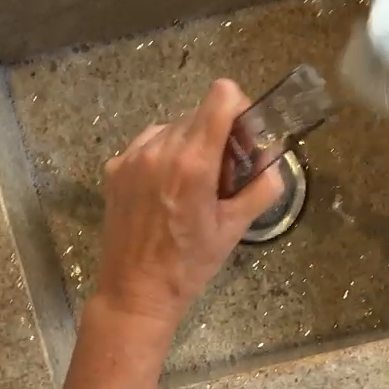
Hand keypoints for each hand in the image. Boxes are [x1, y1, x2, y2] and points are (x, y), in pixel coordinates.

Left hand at [94, 79, 286, 329]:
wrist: (136, 293)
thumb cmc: (187, 266)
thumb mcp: (234, 230)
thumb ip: (261, 189)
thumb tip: (273, 165)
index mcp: (193, 162)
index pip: (221, 96)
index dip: (240, 111)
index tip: (244, 143)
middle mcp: (159, 149)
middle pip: (200, 114)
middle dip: (218, 138)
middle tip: (223, 179)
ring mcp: (132, 157)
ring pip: (174, 129)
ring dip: (191, 147)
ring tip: (193, 188)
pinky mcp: (115, 169)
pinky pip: (148, 145)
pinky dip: (164, 158)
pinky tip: (167, 193)